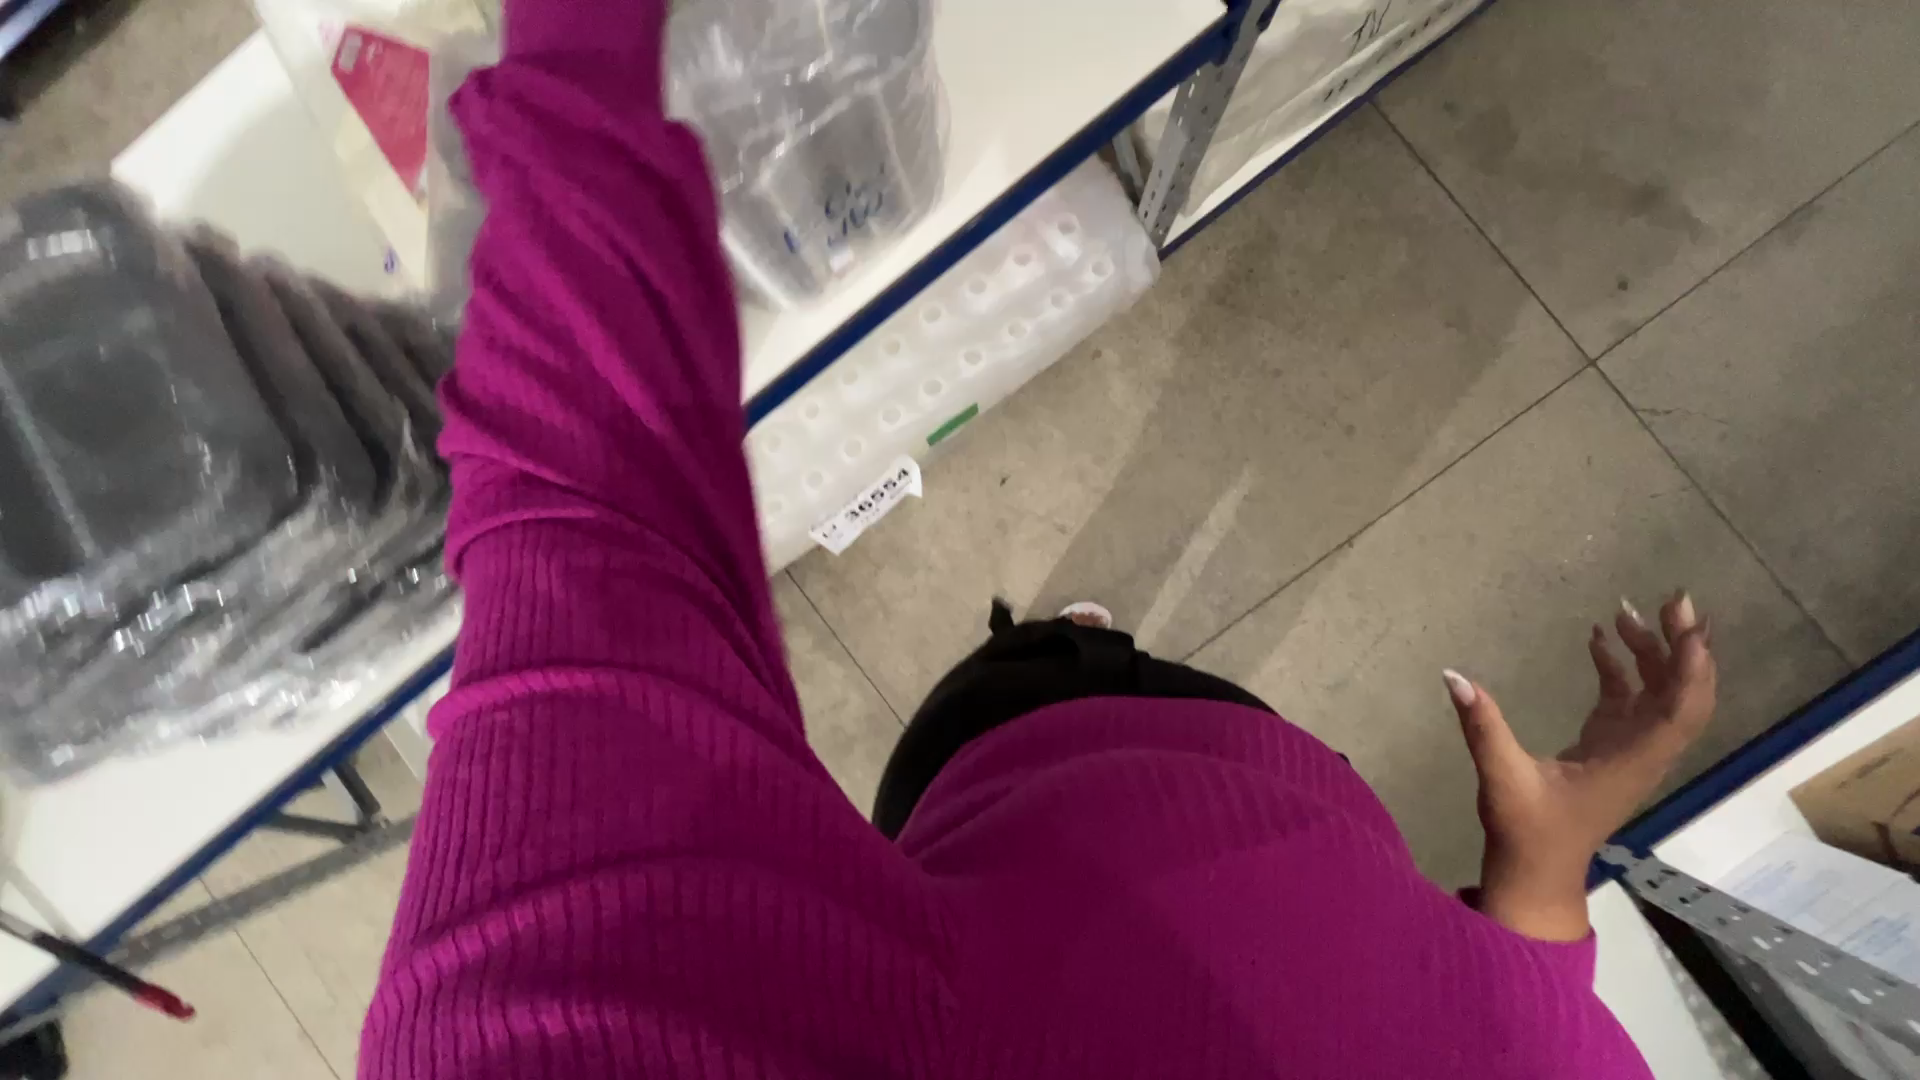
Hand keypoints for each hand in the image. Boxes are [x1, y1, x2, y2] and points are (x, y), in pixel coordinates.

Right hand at [1445, 591, 1717, 941]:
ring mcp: (1625, 750)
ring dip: (1651, 654)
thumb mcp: (1501, 776)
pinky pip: (1626, 701)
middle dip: (1682, 647)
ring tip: (1625, 611)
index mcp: (1631, 760)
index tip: (1685, 623)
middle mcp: (1641, 752)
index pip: (1680, 708)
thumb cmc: (1527, 828)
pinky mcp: (1605, 749)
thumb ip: (1482, 726)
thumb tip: (1452, 675)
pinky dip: (1620, 670)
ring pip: (1656, 695)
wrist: (1536, 870)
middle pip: (1680, 694)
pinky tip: (1599, 642)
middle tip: (1672, 600)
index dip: (1690, 666)